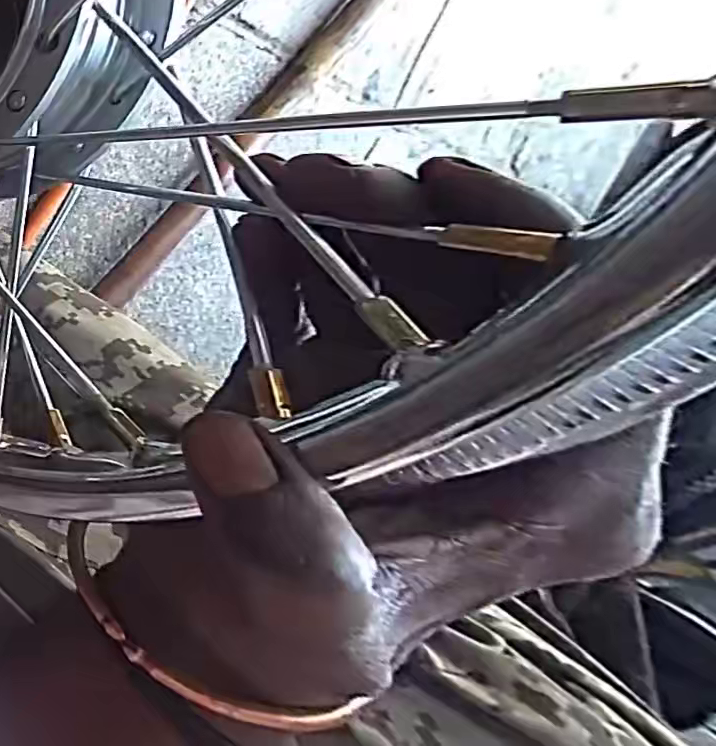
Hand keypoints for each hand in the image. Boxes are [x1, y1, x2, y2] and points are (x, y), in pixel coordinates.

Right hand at [100, 155, 660, 713]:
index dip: (540, 253)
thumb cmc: (278, 624)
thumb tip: (227, 440)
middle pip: (478, 295)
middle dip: (405, 223)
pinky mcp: (323, 382)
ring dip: (336, 226)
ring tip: (277, 183)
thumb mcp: (296, 596)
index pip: (589, 345)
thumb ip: (280, 529)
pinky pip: (316, 302)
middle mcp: (484, 425)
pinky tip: (253, 230)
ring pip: (394, 286)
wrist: (212, 614)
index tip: (449, 187)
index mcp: (542, 480)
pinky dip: (284, 260)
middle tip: (318, 177)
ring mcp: (395, 396)